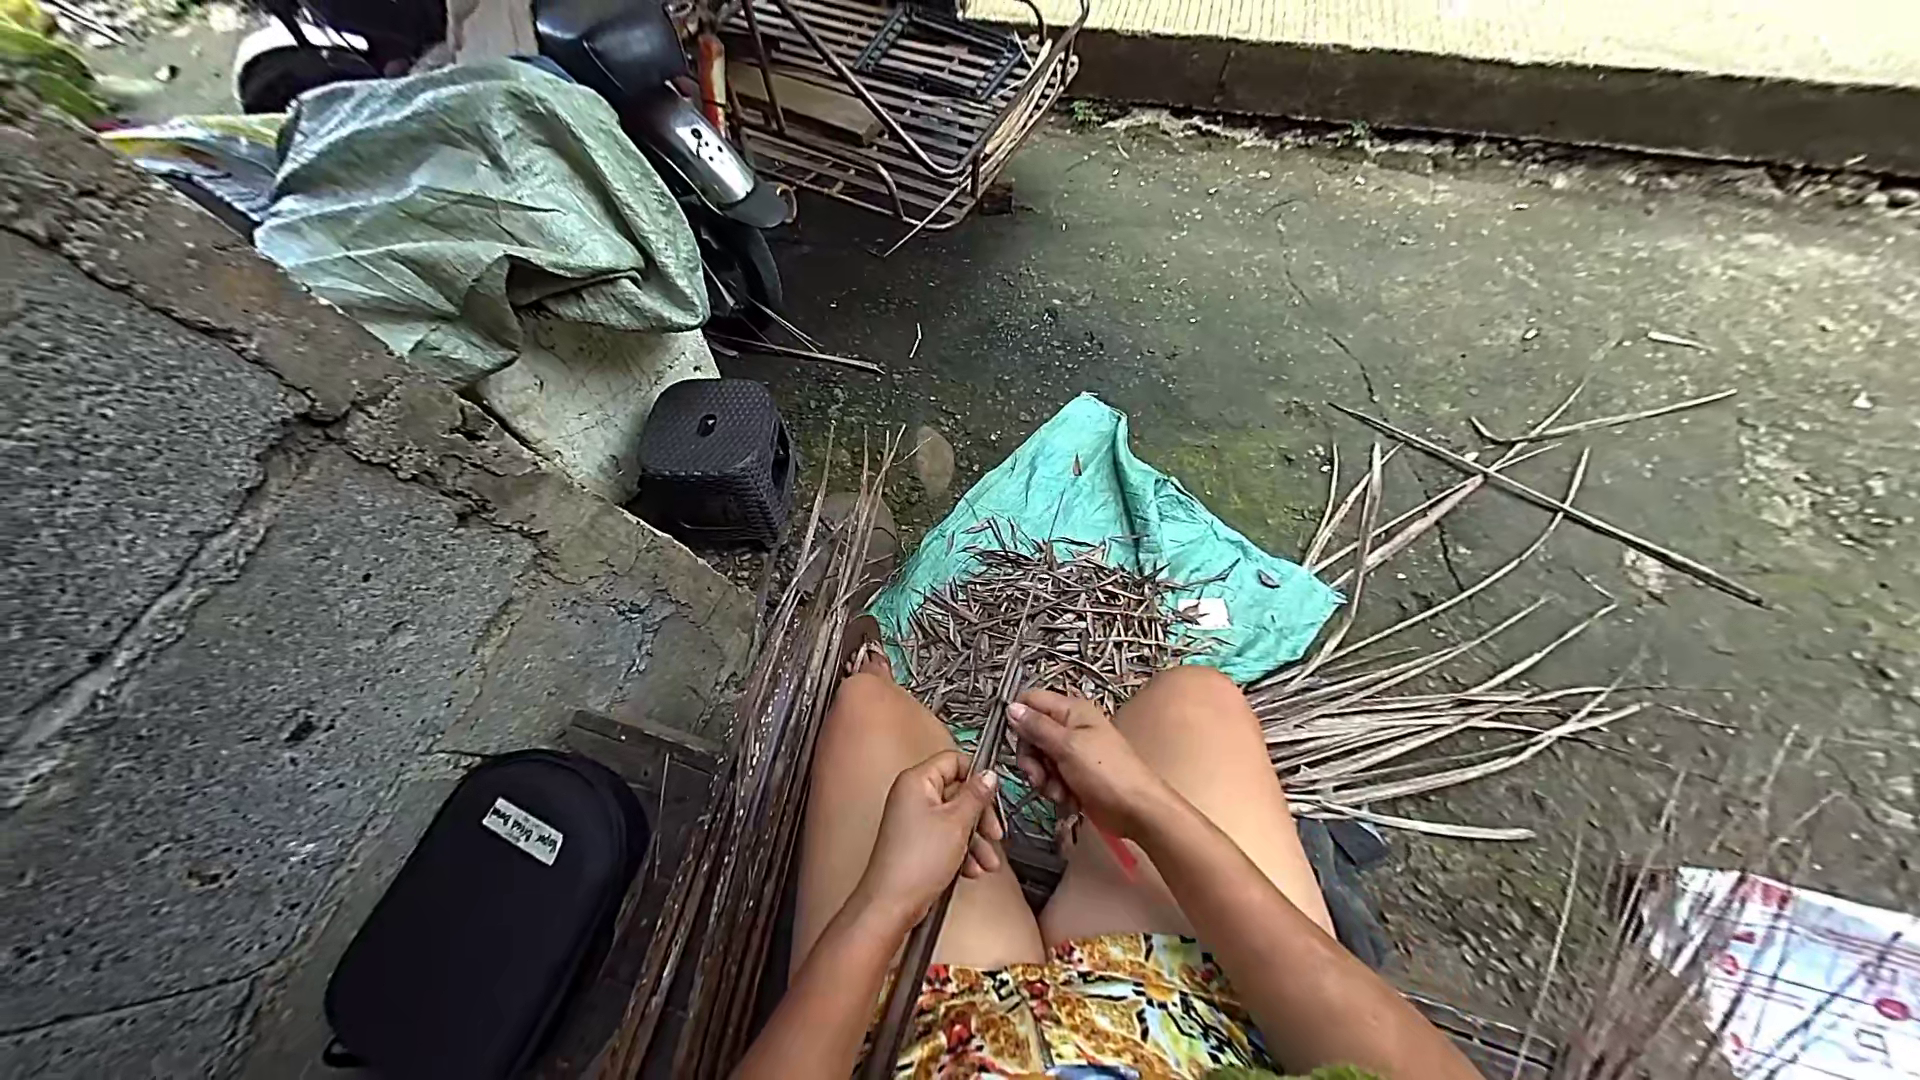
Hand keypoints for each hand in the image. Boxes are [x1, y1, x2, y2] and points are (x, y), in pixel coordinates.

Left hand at [853, 751, 1003, 925]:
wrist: (892, 905)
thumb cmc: (914, 863)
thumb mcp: (957, 823)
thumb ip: (976, 796)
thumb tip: (988, 775)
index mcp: (917, 781)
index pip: (953, 761)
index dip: (976, 776)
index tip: (993, 794)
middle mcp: (913, 796)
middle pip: (958, 792)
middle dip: (980, 816)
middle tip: (994, 832)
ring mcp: (914, 819)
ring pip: (955, 818)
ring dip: (975, 839)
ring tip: (987, 861)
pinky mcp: (917, 842)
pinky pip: (946, 837)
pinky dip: (962, 851)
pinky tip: (972, 869)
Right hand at [1009, 689, 1174, 839]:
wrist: (1138, 812)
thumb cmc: (1106, 772)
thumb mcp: (1068, 746)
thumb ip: (1037, 726)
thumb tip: (1011, 707)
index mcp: (1072, 710)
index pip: (1032, 701)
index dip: (1019, 718)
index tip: (1017, 740)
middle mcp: (1071, 727)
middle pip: (1031, 733)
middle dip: (1032, 758)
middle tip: (1039, 775)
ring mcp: (1073, 752)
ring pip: (1039, 759)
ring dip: (1043, 778)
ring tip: (1058, 791)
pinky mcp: (1074, 775)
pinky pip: (1051, 777)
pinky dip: (1055, 789)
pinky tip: (1068, 798)